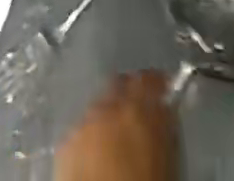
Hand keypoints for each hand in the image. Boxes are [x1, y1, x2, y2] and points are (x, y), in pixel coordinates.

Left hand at [54, 71, 178, 180]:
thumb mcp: (168, 155)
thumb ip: (165, 124)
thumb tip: (164, 110)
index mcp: (141, 106)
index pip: (150, 78)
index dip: (158, 82)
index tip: (163, 88)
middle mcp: (111, 105)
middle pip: (120, 84)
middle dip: (129, 92)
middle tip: (137, 111)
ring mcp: (86, 121)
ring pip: (99, 105)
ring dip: (108, 113)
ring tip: (114, 136)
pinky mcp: (66, 143)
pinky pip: (82, 128)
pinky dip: (90, 135)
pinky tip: (95, 154)